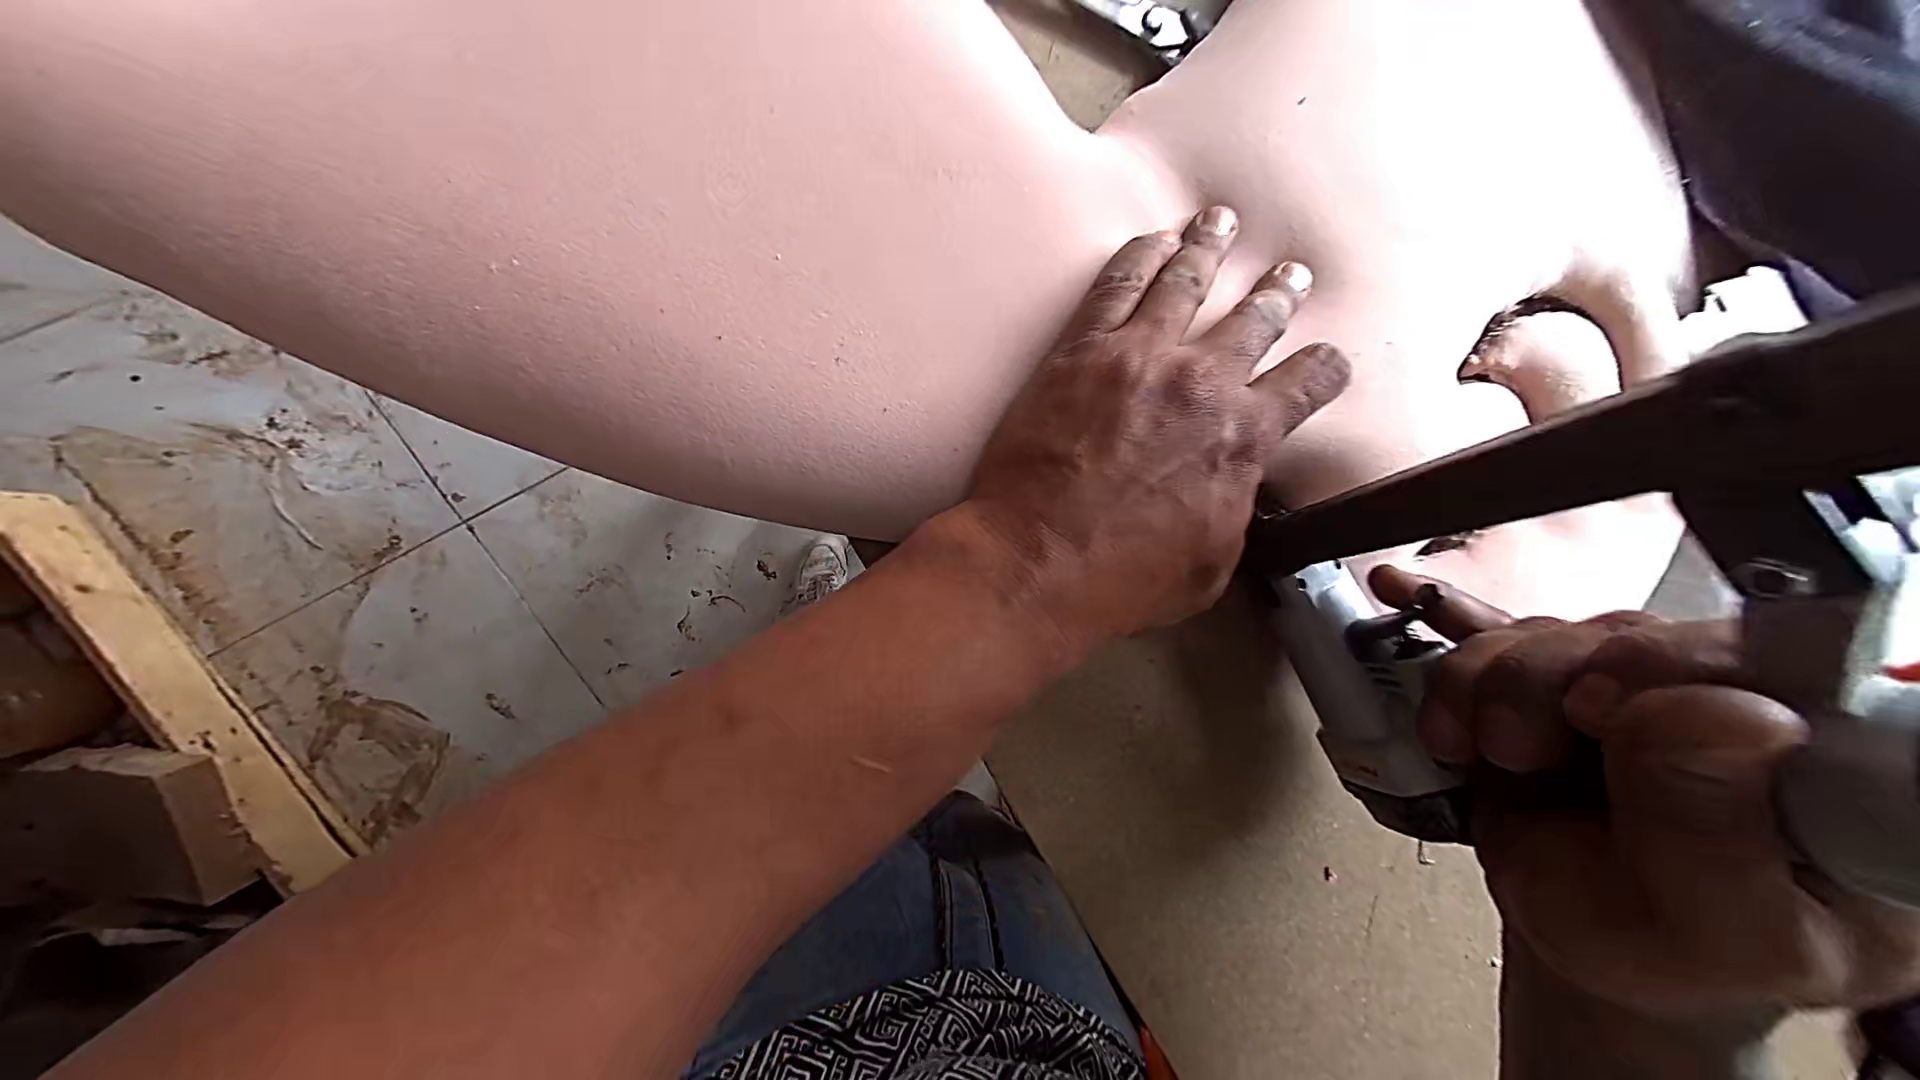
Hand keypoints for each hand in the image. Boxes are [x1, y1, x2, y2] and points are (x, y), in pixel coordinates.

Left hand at [964, 207, 1348, 641]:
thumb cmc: (1121, 577)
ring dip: (1209, 247)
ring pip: (1187, 281)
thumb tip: (1233, 488)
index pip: (1309, 380)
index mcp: (1244, 437)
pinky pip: (1117, 284)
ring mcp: (1139, 358)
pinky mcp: (1080, 352)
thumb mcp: (1210, 563)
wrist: (1038, 560)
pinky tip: (1152, 240)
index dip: (1323, 369)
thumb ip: (1232, 511)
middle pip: (1255, 317)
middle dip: (1278, 293)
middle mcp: (1202, 382)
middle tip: (1287, 275)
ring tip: (1219, 222)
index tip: (1321, 364)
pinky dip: (1140, 255)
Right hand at [1372, 565, 1919, 1016]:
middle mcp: (1717, 692)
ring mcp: (1616, 677)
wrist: (1592, 931)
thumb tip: (1730, 713)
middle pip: (1612, 635)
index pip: (1751, 657)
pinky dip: (1439, 609)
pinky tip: (1400, 589)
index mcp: (1816, 753)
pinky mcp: (1538, 676)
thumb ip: (1719, 830)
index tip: (1594, 714)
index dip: (1659, 667)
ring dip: (1472, 680)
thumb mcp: (1722, 926)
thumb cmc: (1672, 948)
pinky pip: (1485, 624)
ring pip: (1532, 633)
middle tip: (1512, 753)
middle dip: (1534, 684)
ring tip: (1465, 747)